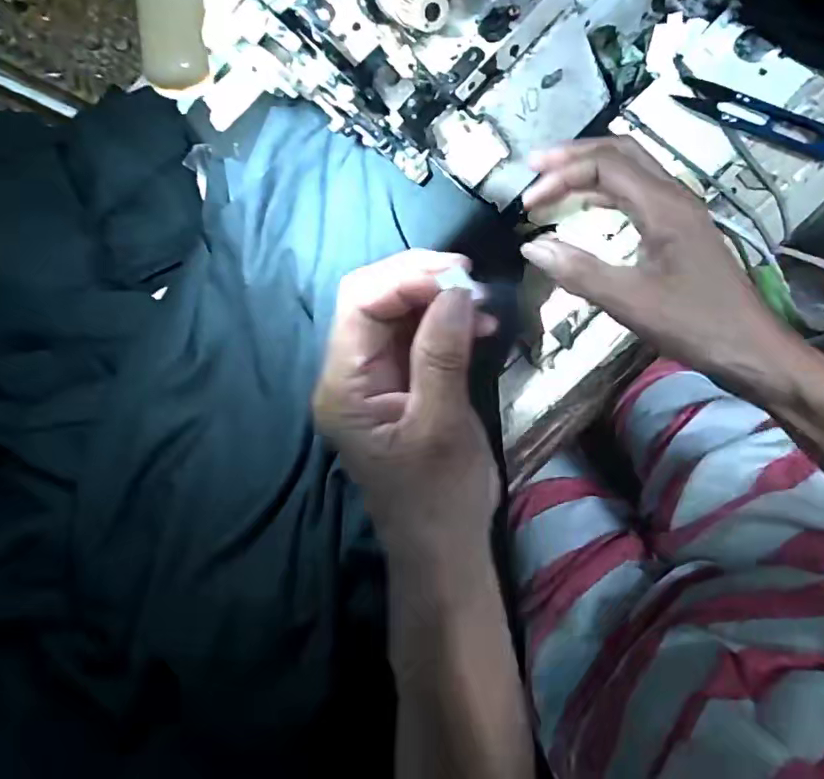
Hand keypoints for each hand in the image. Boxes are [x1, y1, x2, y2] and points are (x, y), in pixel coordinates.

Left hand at [313, 251, 500, 565]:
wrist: (443, 550)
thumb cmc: (439, 498)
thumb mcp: (442, 425)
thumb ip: (442, 354)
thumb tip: (456, 290)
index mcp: (343, 386)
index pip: (360, 304)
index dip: (406, 278)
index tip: (459, 274)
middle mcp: (348, 374)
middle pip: (371, 299)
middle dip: (419, 279)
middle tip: (470, 277)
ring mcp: (372, 377)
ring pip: (394, 311)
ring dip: (436, 297)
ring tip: (480, 300)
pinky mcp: (398, 382)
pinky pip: (415, 334)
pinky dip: (445, 320)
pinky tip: (478, 322)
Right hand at [519, 137, 801, 390]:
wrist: (752, 349)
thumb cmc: (695, 325)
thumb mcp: (630, 302)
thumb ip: (578, 271)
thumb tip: (532, 246)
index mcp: (663, 206)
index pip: (604, 164)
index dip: (561, 175)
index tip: (528, 202)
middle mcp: (674, 196)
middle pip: (620, 151)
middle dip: (574, 155)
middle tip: (534, 167)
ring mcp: (680, 210)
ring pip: (630, 168)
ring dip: (589, 169)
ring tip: (551, 182)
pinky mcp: (681, 227)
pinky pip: (637, 191)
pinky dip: (604, 190)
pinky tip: (585, 206)